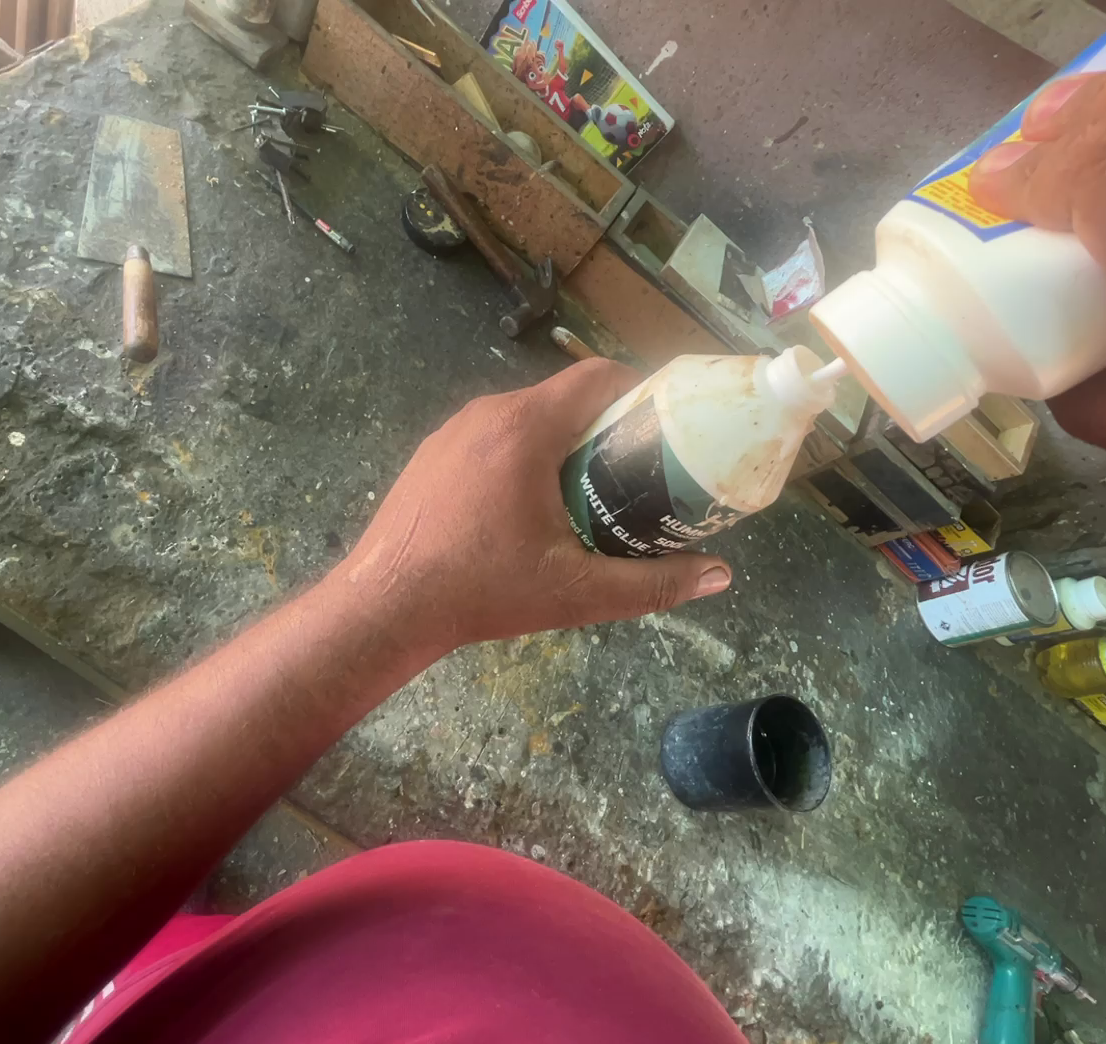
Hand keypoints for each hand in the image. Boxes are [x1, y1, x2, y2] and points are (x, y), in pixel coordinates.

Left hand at [334, 359, 732, 654]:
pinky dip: (519, 457)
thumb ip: (651, 584)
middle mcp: (486, 413)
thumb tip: (719, 577)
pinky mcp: (430, 455)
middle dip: (604, 428)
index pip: (598, 377)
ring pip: (524, 419)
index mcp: (525, 428)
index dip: (640, 393)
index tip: (663, 430)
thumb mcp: (575, 592)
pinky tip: (521, 507)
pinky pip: (490, 438)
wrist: (385, 605)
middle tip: (632, 476)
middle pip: (563, 399)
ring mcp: (450, 431)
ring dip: (560, 444)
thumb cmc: (482, 591)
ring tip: (583, 496)